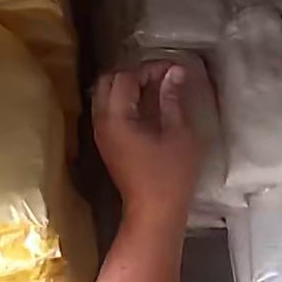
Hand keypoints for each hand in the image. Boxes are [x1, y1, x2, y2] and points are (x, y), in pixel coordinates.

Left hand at [95, 58, 211, 218]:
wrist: (154, 212)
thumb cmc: (170, 176)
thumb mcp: (179, 134)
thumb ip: (173, 99)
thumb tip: (176, 72)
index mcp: (116, 119)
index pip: (126, 77)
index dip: (150, 69)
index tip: (174, 70)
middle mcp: (102, 123)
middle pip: (108, 81)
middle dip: (135, 73)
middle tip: (163, 76)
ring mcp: (101, 134)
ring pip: (106, 95)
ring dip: (129, 86)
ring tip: (158, 88)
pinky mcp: (107, 143)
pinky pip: (109, 110)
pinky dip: (126, 100)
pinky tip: (149, 105)